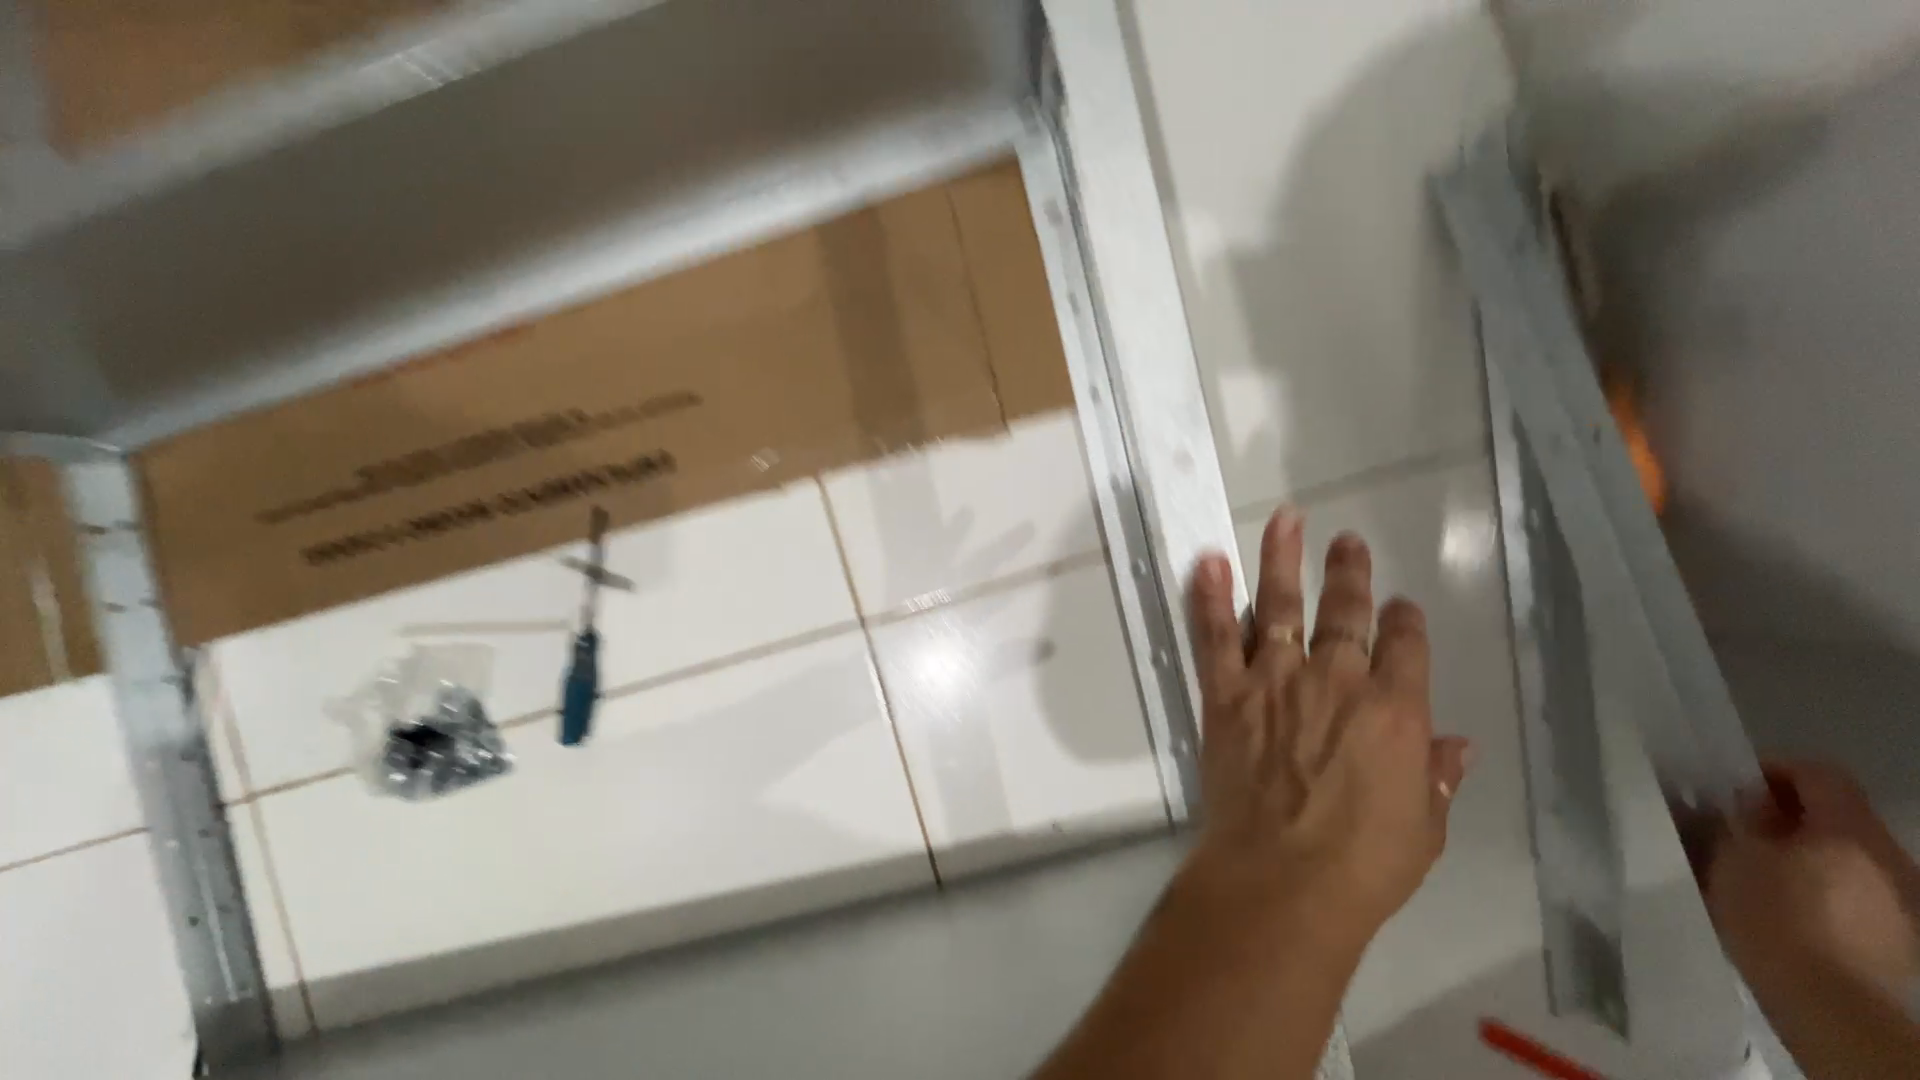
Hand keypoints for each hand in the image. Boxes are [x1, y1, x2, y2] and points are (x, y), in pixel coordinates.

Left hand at [1179, 508, 1471, 946]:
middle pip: (1345, 611)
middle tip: (1347, 542)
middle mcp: (1337, 679)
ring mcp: (1276, 680)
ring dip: (1281, 559)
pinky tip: (1207, 562)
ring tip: (1283, 520)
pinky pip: (1214, 636)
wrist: (1281, 878)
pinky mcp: (1227, 694)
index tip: (1399, 607)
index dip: (1403, 620)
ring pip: (1278, 606)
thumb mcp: (1422, 827)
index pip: (1405, 644)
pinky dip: (1208, 597)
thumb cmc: (1364, 864)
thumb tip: (1457, 747)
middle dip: (1348, 572)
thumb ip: (1437, 778)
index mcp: (1396, 709)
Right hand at [1705, 762, 1919, 997]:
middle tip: (1735, 830)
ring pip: (1844, 855)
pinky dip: (1818, 886)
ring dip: (1800, 853)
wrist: (1831, 1005)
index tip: (1730, 788)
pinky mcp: (1898, 935)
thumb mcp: (1734, 857)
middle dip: (1783, 817)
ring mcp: (1902, 899)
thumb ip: (1735, 820)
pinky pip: (1854, 890)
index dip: (1772, 769)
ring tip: (1754, 871)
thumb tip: (1741, 803)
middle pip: (1834, 815)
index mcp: (1850, 830)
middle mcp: (1888, 856)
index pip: (1818, 773)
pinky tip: (1783, 907)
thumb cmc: (1775, 918)